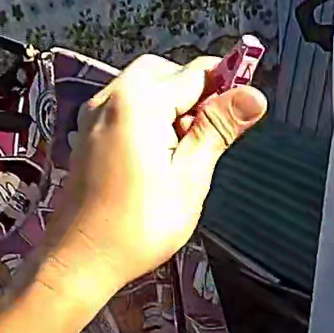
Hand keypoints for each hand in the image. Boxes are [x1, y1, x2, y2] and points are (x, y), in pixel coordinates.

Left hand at [39, 54, 266, 301]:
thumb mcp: (190, 176)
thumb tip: (252, 97)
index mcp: (138, 102)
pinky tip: (158, 155)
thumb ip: (218, 128)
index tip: (244, 105)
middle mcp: (110, 98)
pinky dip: (148, 117)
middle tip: (213, 133)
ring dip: (171, 105)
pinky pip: (125, 108)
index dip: (226, 84)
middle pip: (165, 73)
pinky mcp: (87, 134)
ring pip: (144, 89)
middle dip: (194, 93)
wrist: (81, 259)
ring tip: (185, 151)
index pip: (195, 73)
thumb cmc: (137, 226)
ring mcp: (94, 116)